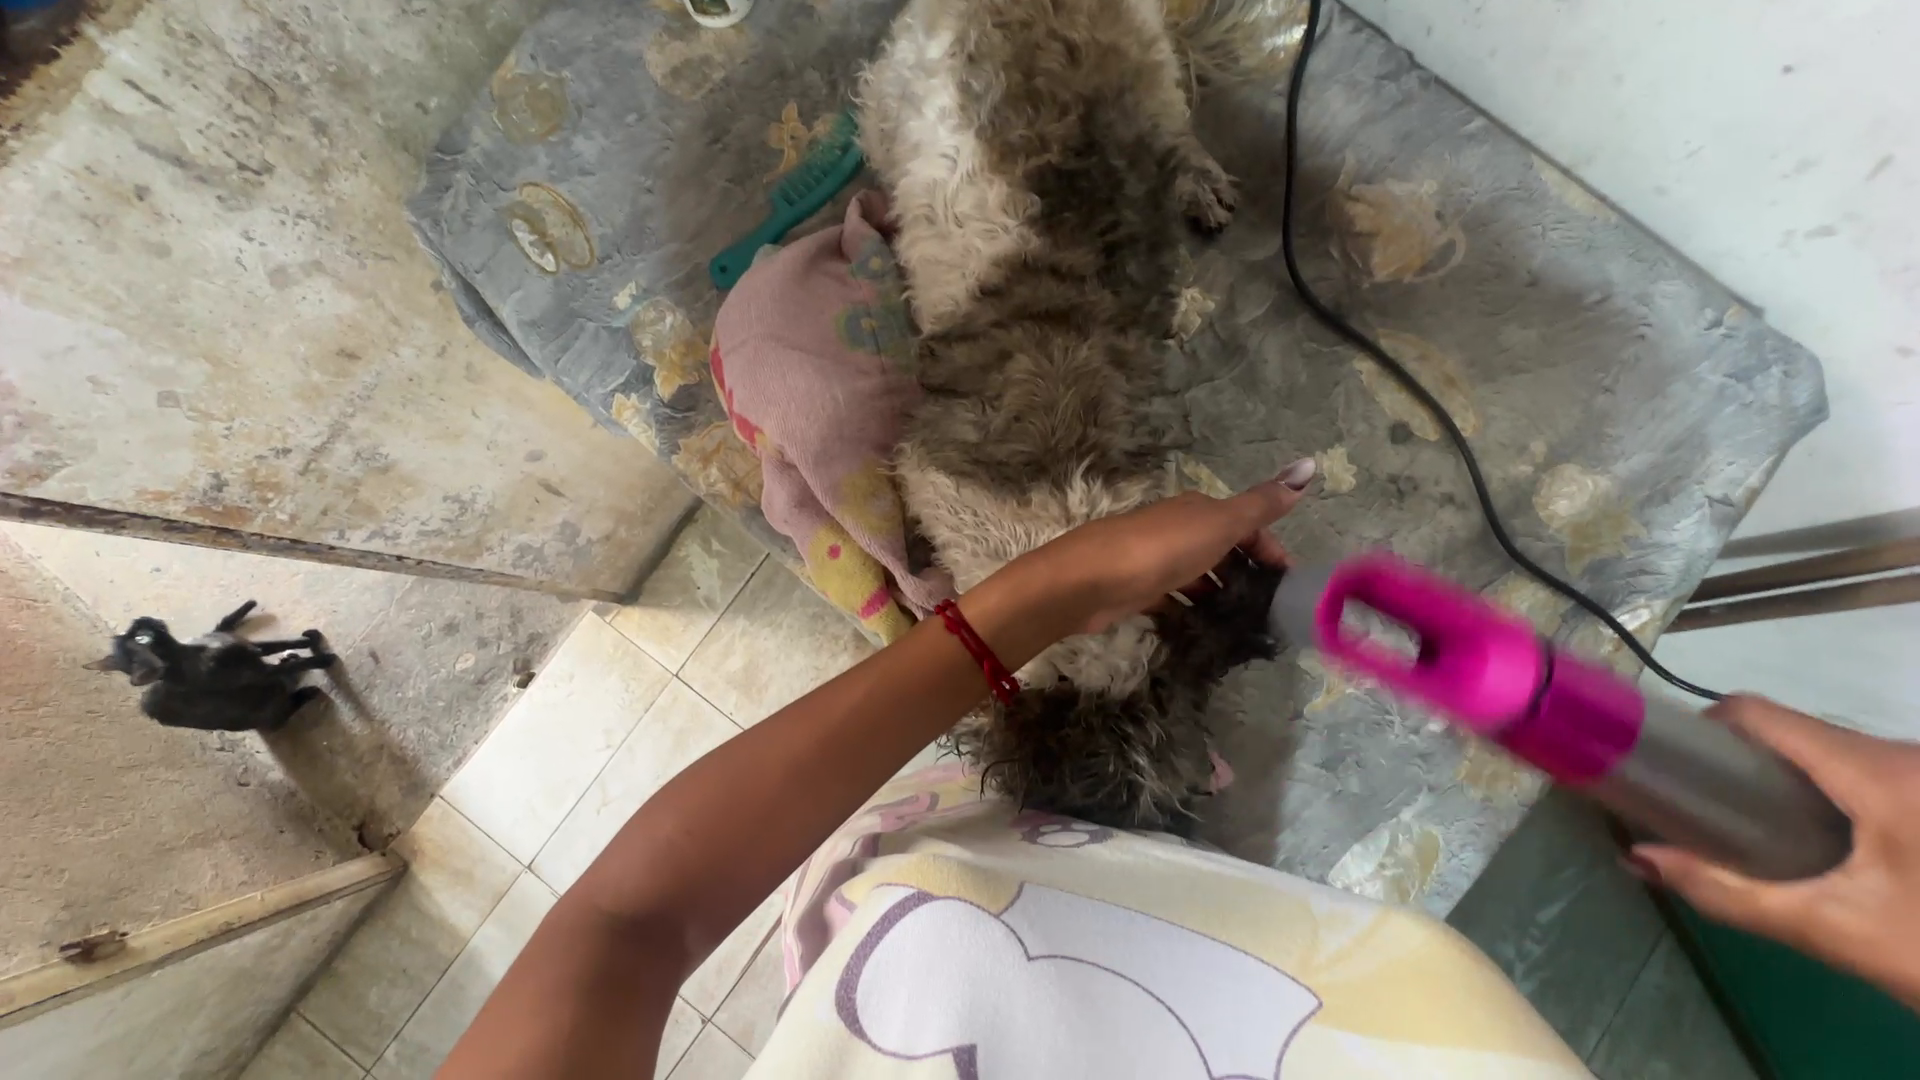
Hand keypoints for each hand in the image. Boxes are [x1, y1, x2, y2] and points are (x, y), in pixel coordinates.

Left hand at [1006, 459, 1312, 636]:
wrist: (1090, 580)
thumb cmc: (1161, 548)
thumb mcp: (1220, 523)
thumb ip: (1261, 504)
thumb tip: (1309, 466)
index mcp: (1197, 510)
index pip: (1244, 524)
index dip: (1268, 548)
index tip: (1288, 582)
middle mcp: (1175, 529)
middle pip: (1219, 549)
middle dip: (1245, 573)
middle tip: (1268, 609)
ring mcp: (1153, 560)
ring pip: (1195, 575)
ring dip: (1217, 593)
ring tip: (1242, 624)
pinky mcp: (1136, 590)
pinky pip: (1171, 599)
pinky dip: (1188, 610)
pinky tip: (1203, 630)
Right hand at [1629, 696, 1919, 1009]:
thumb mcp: (1840, 931)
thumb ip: (1731, 894)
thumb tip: (1637, 859)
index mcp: (1878, 772)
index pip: (1759, 713)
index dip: (1704, 727)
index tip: (1675, 764)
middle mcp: (1913, 755)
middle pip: (1801, 737)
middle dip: (1753, 770)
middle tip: (1724, 817)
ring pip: (1844, 758)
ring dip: (1802, 788)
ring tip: (1782, 839)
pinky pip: (1883, 775)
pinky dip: (1846, 799)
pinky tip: (1850, 850)